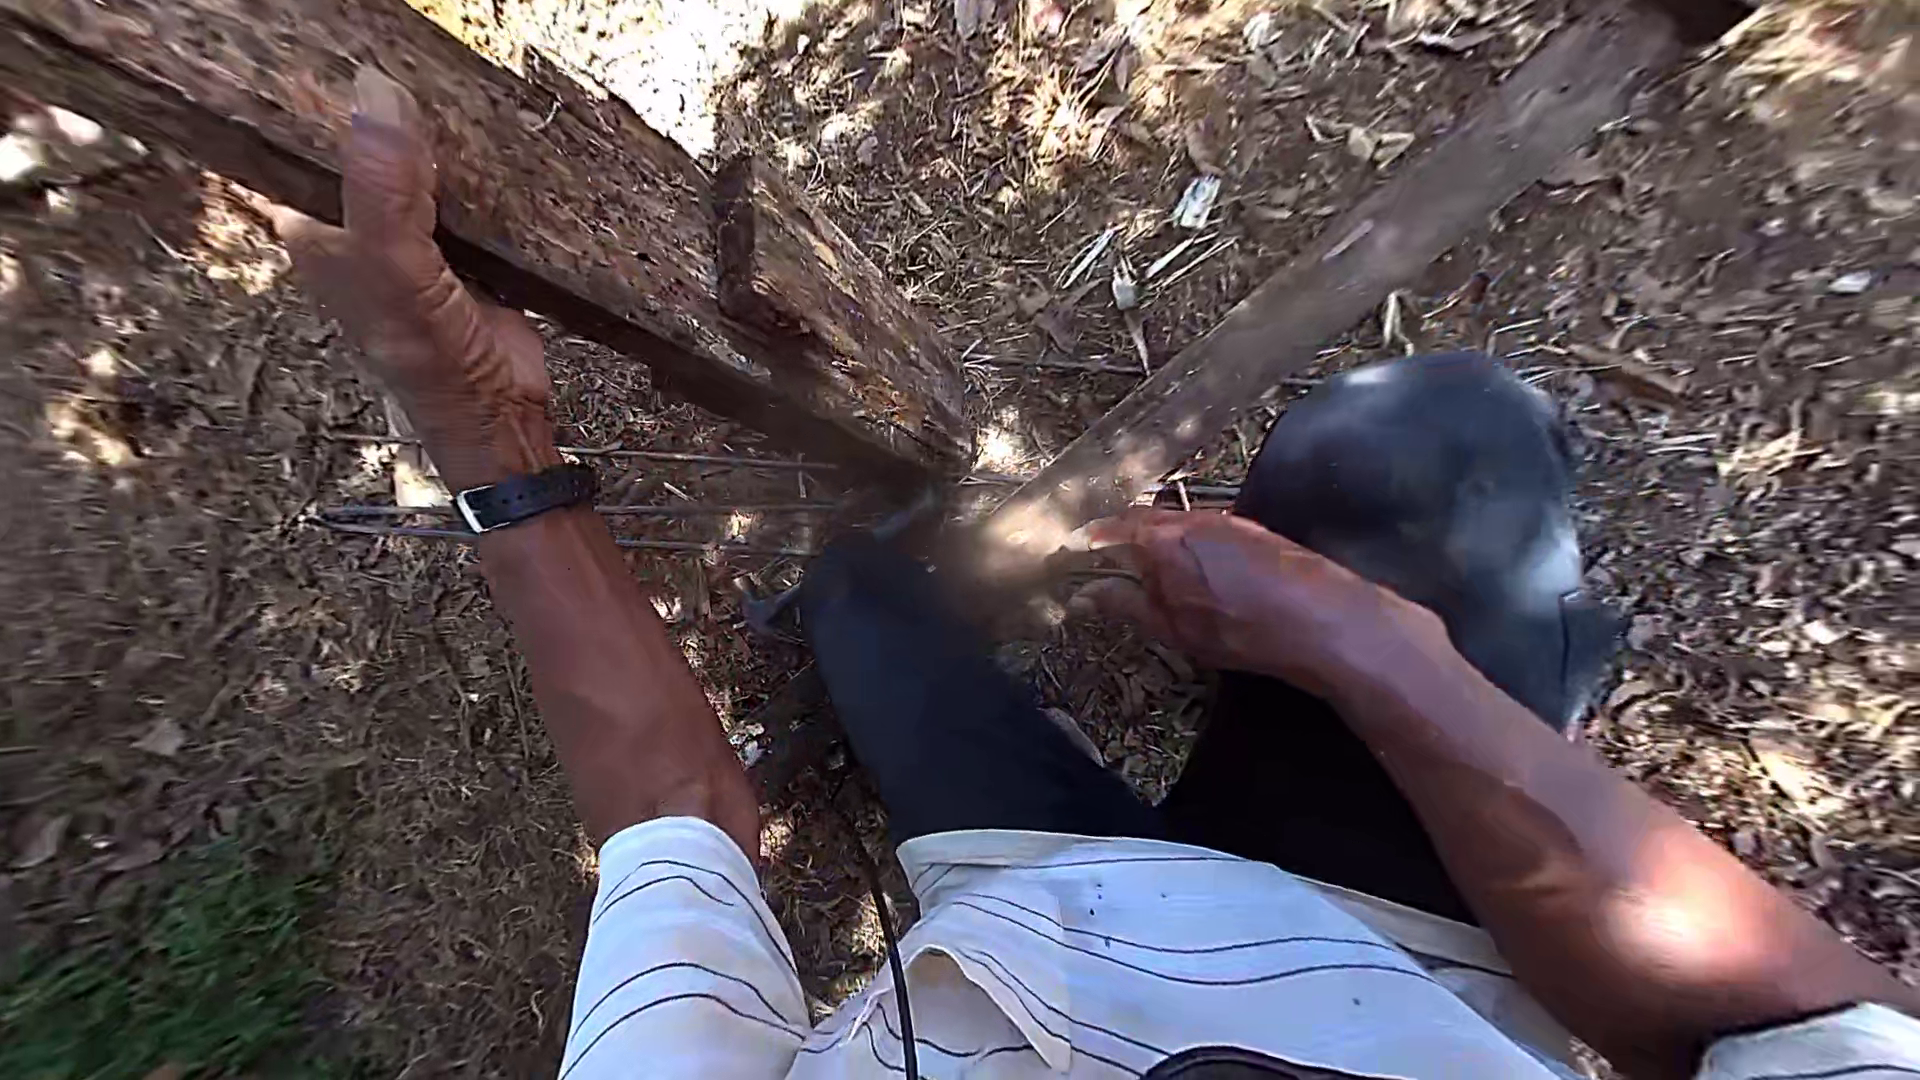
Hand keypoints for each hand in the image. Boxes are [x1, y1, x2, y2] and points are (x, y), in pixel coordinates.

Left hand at [270, 67, 557, 491]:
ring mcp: (428, 248)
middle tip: (430, 73)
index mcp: (317, 222)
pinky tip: (510, 167)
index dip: (323, 97)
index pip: (305, 139)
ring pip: (432, 182)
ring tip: (471, 106)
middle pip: (374, 154)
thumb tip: (380, 87)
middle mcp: (368, 229)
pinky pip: (481, 213)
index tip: (357, 51)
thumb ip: (383, 184)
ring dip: (452, 155)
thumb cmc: (429, 350)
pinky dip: (493, 192)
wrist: (501, 409)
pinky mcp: (482, 264)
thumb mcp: (394, 264)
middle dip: (398, 120)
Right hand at [1069, 508, 1449, 699]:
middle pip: (1142, 520)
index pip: (1112, 529)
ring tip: (1147, 570)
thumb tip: (1087, 595)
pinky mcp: (1251, 530)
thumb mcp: (1173, 627)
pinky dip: (1183, 544)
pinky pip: (1202, 529)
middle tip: (1106, 562)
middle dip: (1120, 538)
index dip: (1090, 539)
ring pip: (1174, 523)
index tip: (1074, 550)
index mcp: (1162, 538)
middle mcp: (1191, 518)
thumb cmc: (1241, 629)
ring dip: (1154, 541)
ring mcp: (1225, 519)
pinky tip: (1191, 571)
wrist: (1326, 622)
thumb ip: (1126, 605)